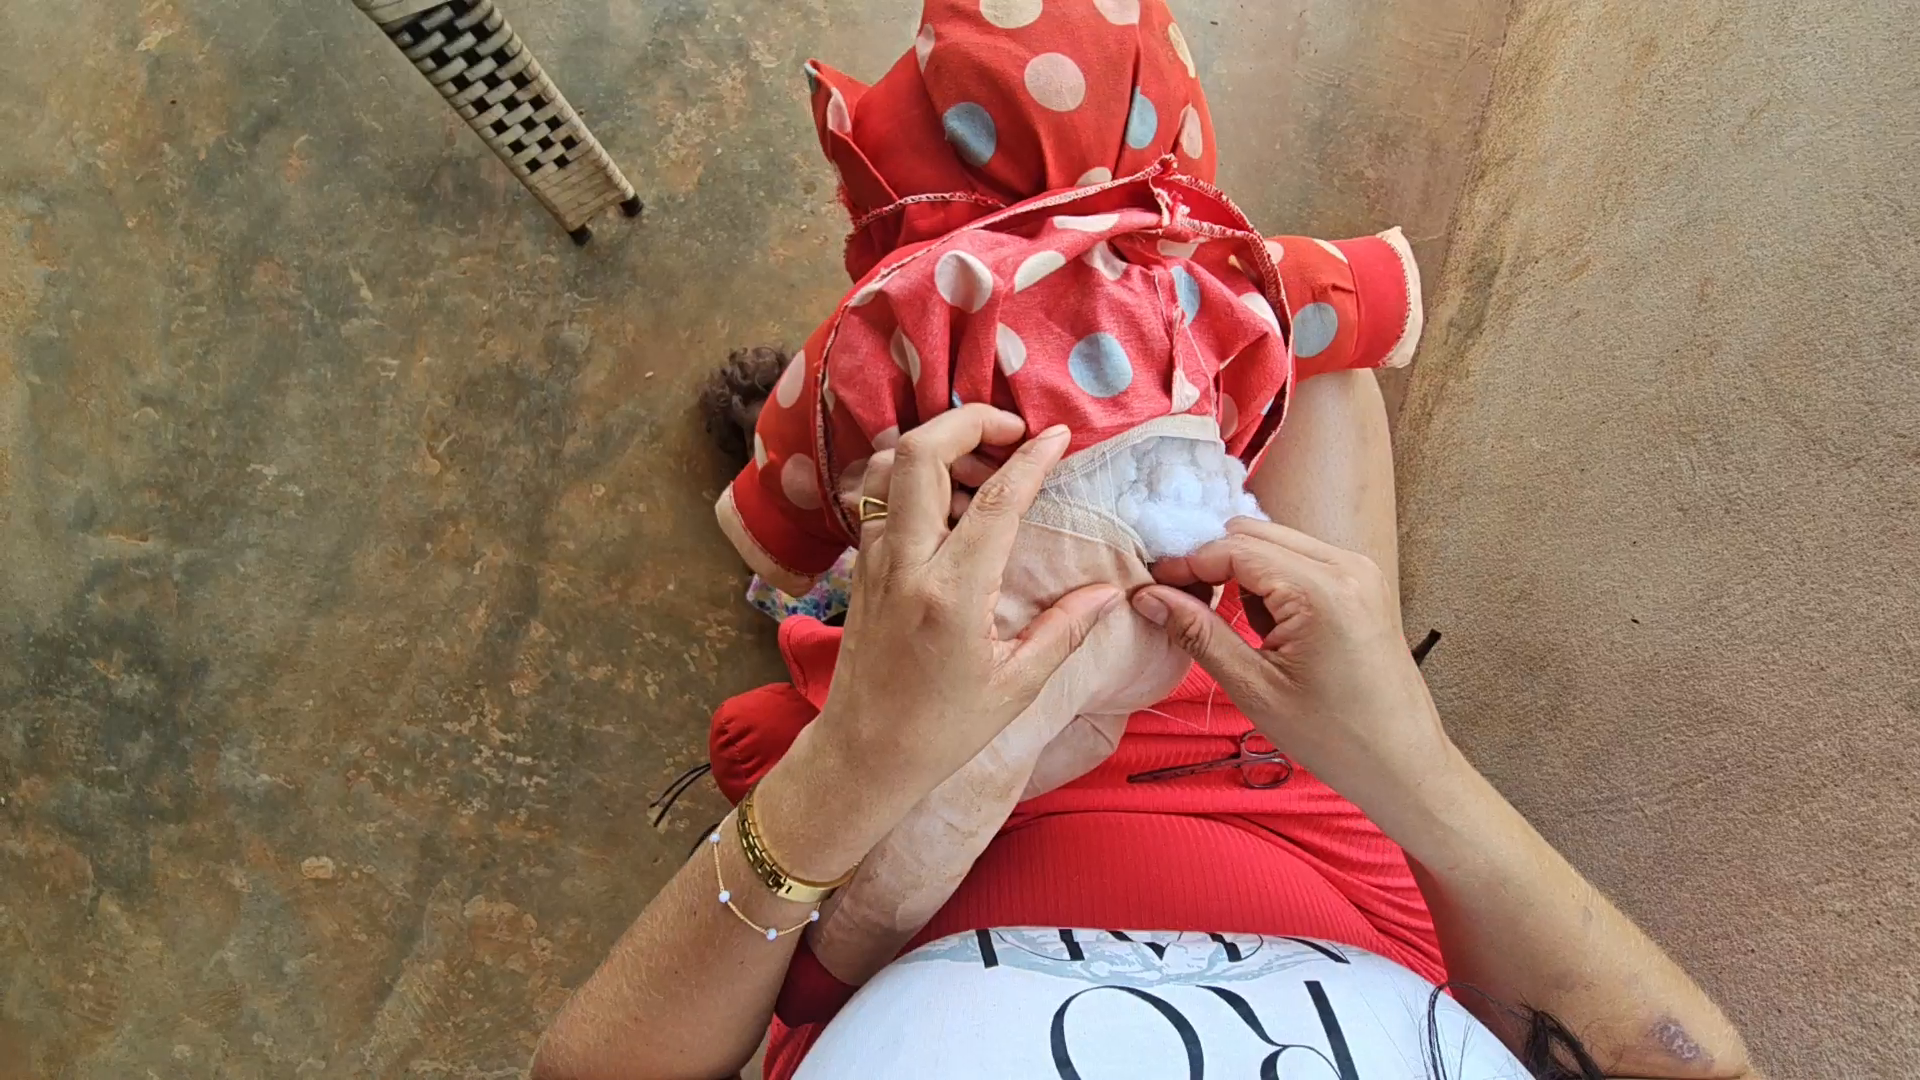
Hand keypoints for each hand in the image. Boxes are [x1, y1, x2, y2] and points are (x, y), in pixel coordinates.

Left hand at [820, 405, 1124, 804]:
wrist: (864, 752)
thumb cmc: (943, 728)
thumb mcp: (1016, 685)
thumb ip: (1065, 629)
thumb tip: (1109, 592)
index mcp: (951, 593)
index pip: (997, 500)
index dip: (1032, 458)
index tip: (1058, 436)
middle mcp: (905, 563)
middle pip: (918, 453)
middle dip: (967, 421)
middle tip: (1012, 431)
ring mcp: (875, 560)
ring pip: (889, 466)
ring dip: (937, 446)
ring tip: (985, 464)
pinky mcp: (863, 566)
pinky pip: (881, 496)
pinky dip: (913, 475)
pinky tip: (952, 500)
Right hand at [1130, 518, 1451, 799]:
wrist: (1405, 767)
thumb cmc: (1333, 737)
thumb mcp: (1253, 687)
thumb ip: (1198, 632)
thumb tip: (1148, 596)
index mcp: (1322, 590)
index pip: (1233, 549)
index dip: (1185, 563)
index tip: (1151, 588)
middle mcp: (1346, 565)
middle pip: (1251, 534)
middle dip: (1207, 560)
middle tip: (1177, 600)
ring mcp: (1359, 570)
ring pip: (1272, 541)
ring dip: (1235, 568)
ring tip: (1217, 616)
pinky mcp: (1361, 583)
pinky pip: (1297, 558)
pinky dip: (1265, 577)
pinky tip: (1259, 621)